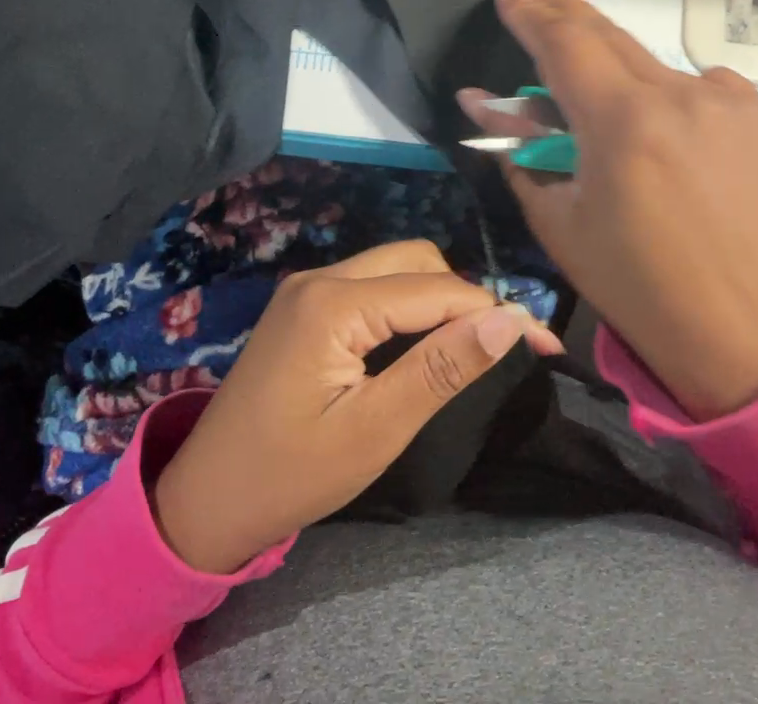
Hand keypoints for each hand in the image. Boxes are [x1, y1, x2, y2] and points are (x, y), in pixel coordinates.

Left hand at [149, 240, 563, 573]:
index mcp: (332, 304)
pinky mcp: (300, 310)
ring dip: (437, 299)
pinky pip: (368, 288)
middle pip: (415, 262)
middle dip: (466, 297)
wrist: (210, 496)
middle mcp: (317, 280)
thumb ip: (443, 368)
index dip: (497, 313)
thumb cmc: (293, 473)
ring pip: (392, 269)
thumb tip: (510, 319)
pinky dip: (405, 307)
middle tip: (501, 349)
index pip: (437, 289)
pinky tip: (421, 344)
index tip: (546, 346)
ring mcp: (304, 291)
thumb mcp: (376, 429)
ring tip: (470, 348)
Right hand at [459, 0, 757, 420]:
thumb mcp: (557, 218)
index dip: (534, 17)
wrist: (736, 327)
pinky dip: (675, 100)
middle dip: (572, 10)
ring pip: (658, 69)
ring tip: (606, 102)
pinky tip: (670, 137)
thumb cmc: (629, 281)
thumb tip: (480, 100)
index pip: (567, 44)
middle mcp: (683, 96)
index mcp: (624, 123)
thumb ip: (519, 148)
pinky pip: (706, 91)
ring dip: (624, 73)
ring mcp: (733, 104)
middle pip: (613, 38)